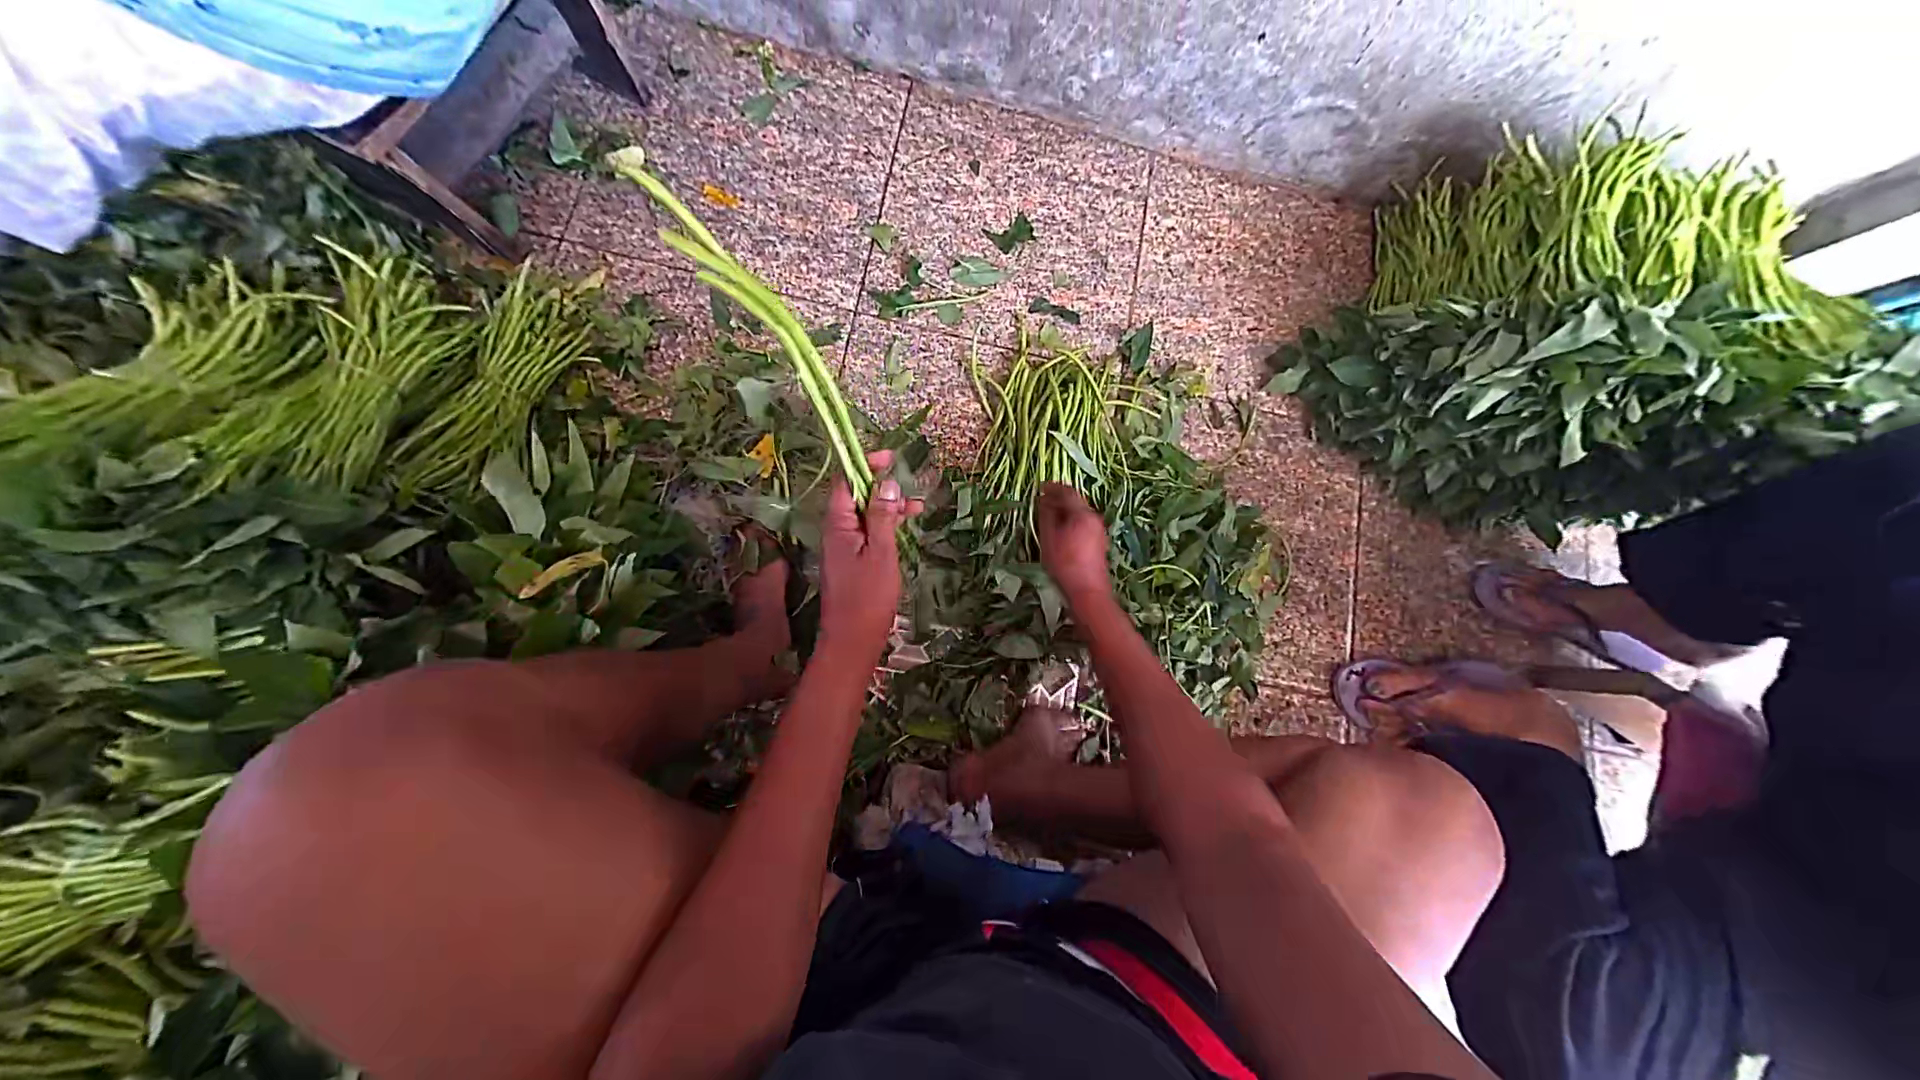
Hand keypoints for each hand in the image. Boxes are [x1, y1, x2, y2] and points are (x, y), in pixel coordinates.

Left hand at [818, 450, 922, 659]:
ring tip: (916, 508)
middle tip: (910, 489)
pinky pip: (867, 533)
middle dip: (882, 487)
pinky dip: (884, 527)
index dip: (865, 465)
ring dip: (887, 508)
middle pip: (856, 496)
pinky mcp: (851, 561)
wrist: (852, 640)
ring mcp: (843, 547)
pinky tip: (903, 528)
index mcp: (837, 524)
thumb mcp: (881, 552)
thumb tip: (886, 483)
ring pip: (864, 515)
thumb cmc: (867, 597)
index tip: (889, 458)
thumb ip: (882, 517)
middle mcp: (836, 531)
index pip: (846, 481)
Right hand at [1036, 483, 1112, 608]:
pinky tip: (1061, 533)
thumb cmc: (1065, 564)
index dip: (1053, 487)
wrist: (1088, 592)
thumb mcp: (1049, 538)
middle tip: (1042, 501)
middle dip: (1058, 499)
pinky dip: (1071, 522)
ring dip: (1065, 511)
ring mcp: (1099, 531)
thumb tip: (1043, 500)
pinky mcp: (1099, 543)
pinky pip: (1083, 524)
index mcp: (1083, 514)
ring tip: (1048, 517)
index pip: (1067, 492)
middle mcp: (1094, 518)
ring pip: (1080, 514)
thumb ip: (1047, 515)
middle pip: (1076, 502)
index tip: (1040, 487)